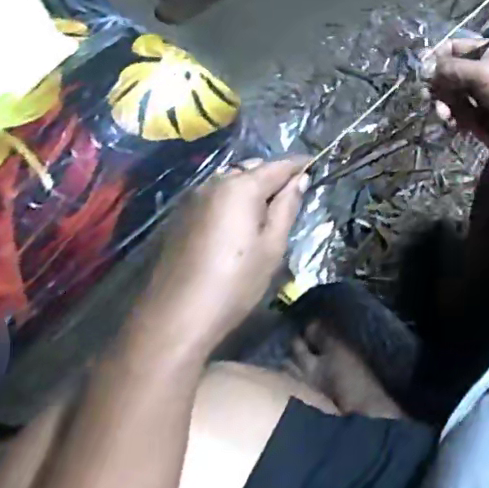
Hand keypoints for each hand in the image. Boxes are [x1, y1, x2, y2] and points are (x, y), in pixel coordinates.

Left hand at [136, 157, 307, 357]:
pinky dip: (233, 200)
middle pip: (253, 168)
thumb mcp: (272, 246)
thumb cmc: (233, 284)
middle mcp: (215, 184)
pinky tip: (239, 224)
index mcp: (241, 187)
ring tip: (268, 210)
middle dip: (275, 176)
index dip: (300, 165)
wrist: (172, 322)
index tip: (316, 167)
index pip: (279, 165)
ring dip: (252, 188)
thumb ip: (287, 207)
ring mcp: (193, 200)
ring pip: (232, 180)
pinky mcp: (180, 218)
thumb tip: (299, 180)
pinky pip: (216, 196)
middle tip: (293, 195)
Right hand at [428, 39, 488, 178]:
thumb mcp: (483, 72)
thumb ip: (453, 69)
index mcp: (487, 51)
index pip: (453, 48)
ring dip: (446, 106)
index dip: (435, 58)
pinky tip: (455, 126)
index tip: (421, 73)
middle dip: (439, 88)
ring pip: (453, 97)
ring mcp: (484, 94)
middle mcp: (484, 70)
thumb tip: (428, 69)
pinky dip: (456, 120)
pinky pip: (462, 115)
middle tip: (432, 100)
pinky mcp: (485, 116)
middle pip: (449, 75)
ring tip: (446, 116)